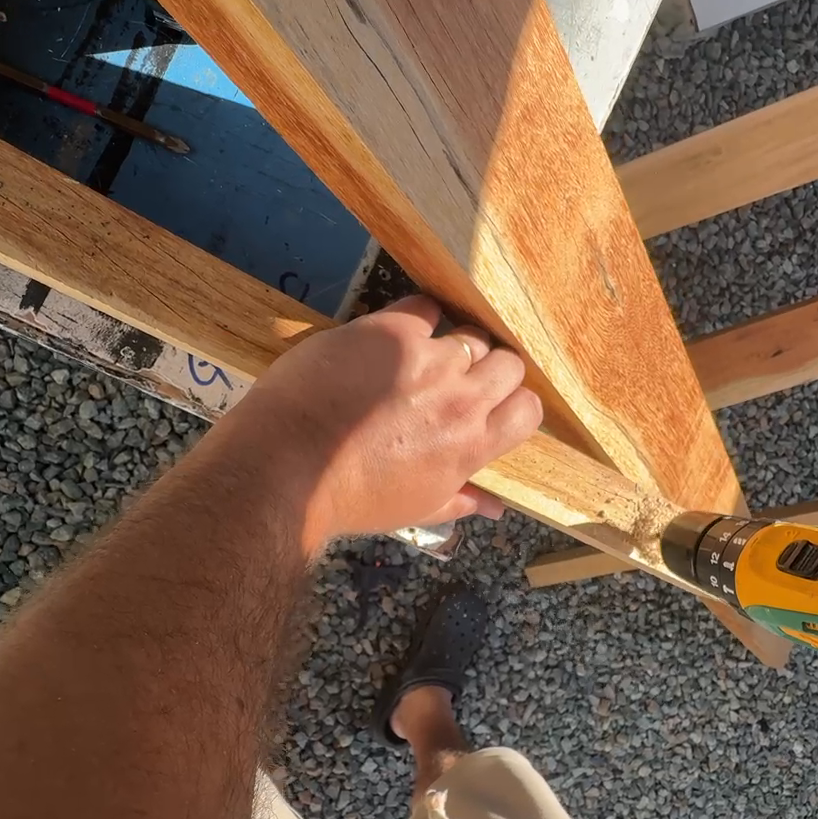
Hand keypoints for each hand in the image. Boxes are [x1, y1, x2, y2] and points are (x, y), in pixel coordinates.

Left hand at [202, 296, 542, 539]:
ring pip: (470, 334)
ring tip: (422, 357)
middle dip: (489, 370)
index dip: (513, 404)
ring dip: (453, 345)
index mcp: (471, 445)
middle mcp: (461, 399)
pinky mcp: (392, 331)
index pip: (528, 410)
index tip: (488, 405)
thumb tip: (497, 507)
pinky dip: (419, 318)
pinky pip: (426, 308)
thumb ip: (462, 500)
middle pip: (508, 364)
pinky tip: (397, 335)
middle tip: (454, 379)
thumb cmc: (353, 499)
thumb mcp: (416, 510)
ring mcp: (429, 361)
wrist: (290, 466)